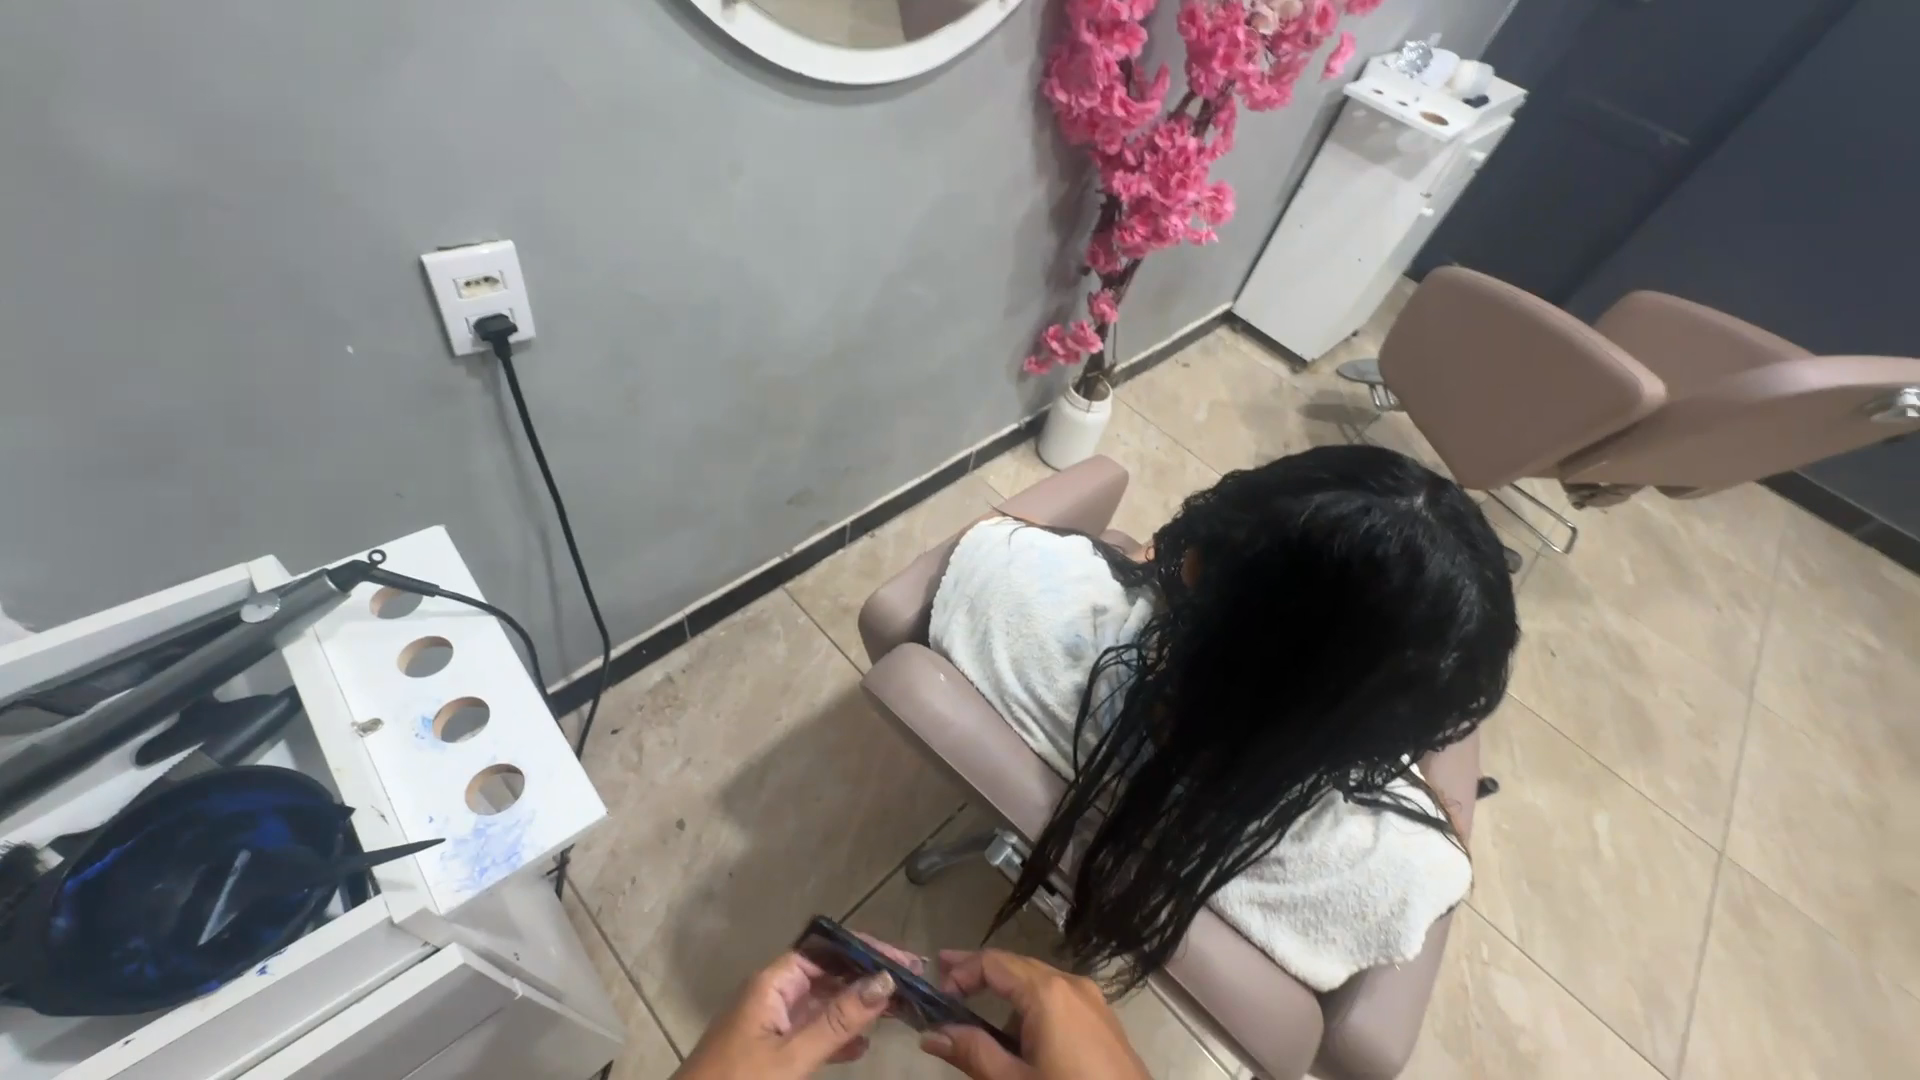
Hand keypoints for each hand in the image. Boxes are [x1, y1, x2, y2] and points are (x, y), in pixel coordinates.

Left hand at [671, 951, 893, 1079]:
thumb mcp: (792, 1058)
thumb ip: (838, 1021)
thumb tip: (885, 978)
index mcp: (772, 982)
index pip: (827, 948)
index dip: (866, 950)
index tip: (905, 962)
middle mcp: (771, 993)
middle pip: (827, 972)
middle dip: (867, 978)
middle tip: (911, 987)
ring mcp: (768, 1023)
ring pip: (821, 1003)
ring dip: (856, 1006)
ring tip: (897, 1012)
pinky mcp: (767, 1053)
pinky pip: (810, 1031)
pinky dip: (837, 1035)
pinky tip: (861, 1047)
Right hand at [919, 949, 1148, 1079]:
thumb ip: (973, 1053)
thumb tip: (932, 1034)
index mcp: (1047, 992)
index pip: (993, 962)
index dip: (961, 971)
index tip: (936, 991)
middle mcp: (1070, 983)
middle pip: (1015, 966)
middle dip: (980, 972)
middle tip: (945, 981)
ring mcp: (1092, 999)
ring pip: (1038, 982)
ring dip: (1006, 991)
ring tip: (978, 1012)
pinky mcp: (1103, 1020)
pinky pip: (1059, 999)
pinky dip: (1032, 1005)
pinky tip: (1020, 1032)